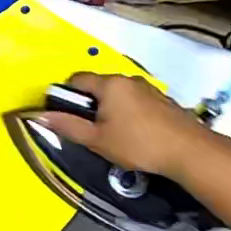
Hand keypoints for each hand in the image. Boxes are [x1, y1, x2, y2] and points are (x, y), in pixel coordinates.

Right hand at [36, 72, 211, 178]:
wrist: (188, 151)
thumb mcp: (97, 140)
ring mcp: (148, 88)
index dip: (66, 95)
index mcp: (109, 84)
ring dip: (111, 109)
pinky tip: (135, 135)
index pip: (77, 79)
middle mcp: (128, 80)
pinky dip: (130, 113)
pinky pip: (136, 101)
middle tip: (91, 131)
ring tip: (114, 136)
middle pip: (98, 86)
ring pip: (118, 94)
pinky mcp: (162, 100)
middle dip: (90, 105)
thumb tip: (42, 116)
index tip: (66, 114)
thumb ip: (68, 126)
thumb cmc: (139, 144)